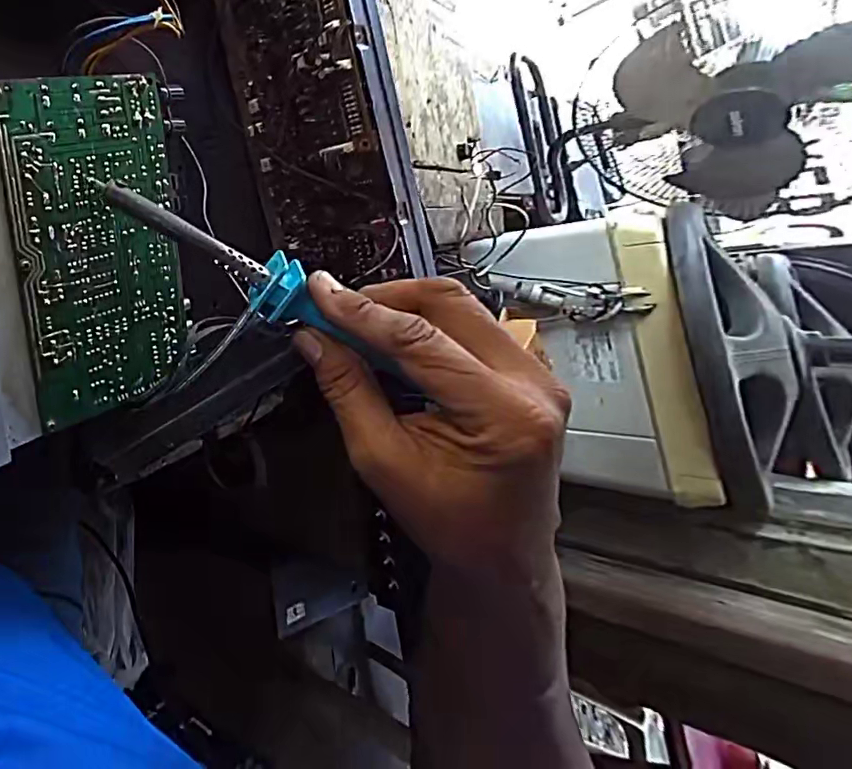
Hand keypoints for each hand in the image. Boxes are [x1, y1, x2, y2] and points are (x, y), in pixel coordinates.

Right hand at [293, 275, 569, 576]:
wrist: (501, 558)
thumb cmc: (452, 525)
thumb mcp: (383, 461)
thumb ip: (347, 390)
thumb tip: (315, 339)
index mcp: (503, 413)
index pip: (419, 338)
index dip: (360, 311)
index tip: (320, 293)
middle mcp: (532, 384)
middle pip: (446, 302)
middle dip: (382, 298)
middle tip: (335, 307)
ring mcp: (536, 374)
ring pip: (459, 304)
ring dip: (403, 305)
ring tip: (360, 325)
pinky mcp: (528, 371)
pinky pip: (472, 321)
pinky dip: (427, 320)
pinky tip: (397, 339)